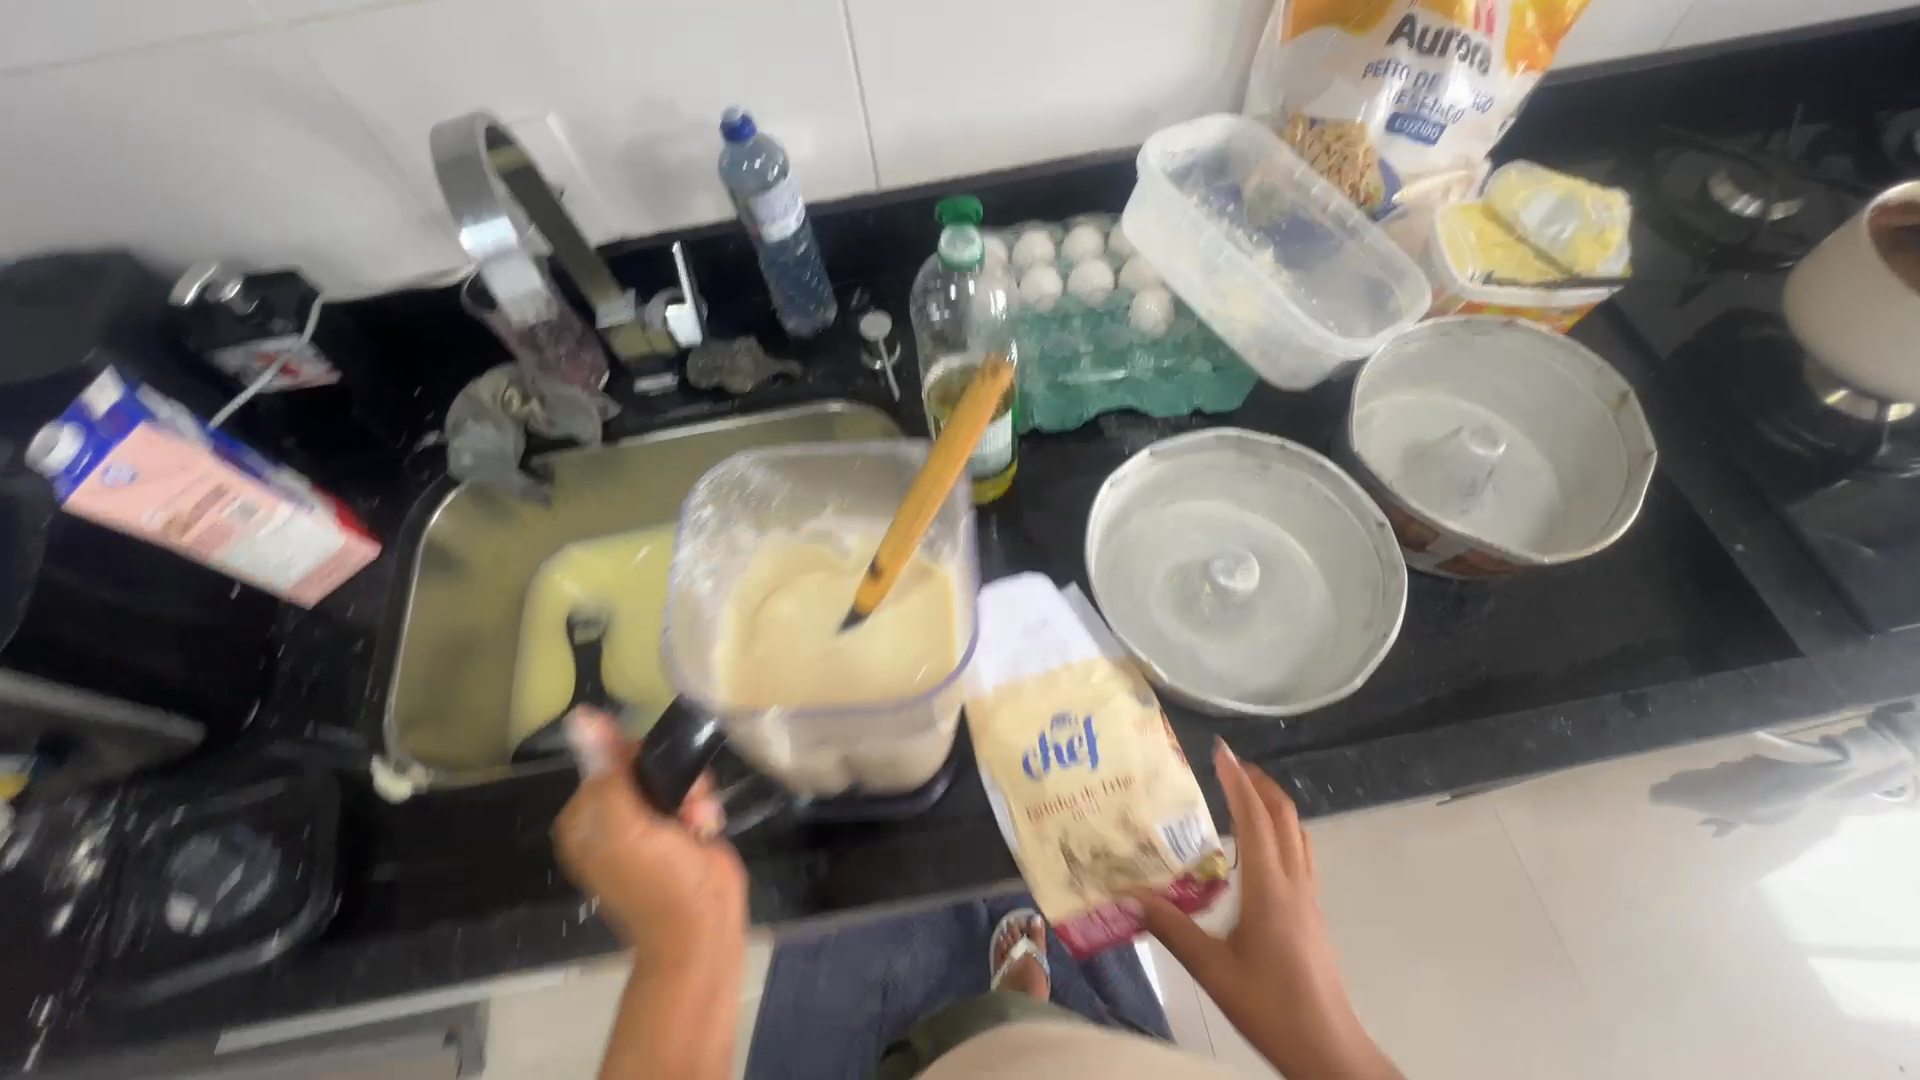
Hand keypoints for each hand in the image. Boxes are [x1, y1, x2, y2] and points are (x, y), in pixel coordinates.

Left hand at [552, 709, 747, 966]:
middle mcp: (611, 819)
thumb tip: (579, 715)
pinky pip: (693, 797)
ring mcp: (647, 828)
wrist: (702, 925)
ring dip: (694, 794)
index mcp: (584, 818)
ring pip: (674, 778)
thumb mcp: (626, 825)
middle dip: (670, 777)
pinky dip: (703, 809)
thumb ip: (607, 769)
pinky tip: (706, 827)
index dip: (636, 758)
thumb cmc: (659, 879)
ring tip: (698, 820)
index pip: (606, 759)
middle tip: (685, 801)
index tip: (657, 770)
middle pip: (644, 765)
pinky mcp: (679, 832)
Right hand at [1135, 740, 1401, 1079]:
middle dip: (1258, 783)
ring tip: (1244, 793)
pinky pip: (1299, 854)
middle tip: (1229, 763)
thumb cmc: (1270, 1006)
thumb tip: (1130, 895)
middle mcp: (1293, 882)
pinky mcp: (1312, 913)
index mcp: (1269, 887)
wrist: (1327, 1049)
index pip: (1254, 818)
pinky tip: (1258, 848)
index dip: (1237, 780)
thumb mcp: (1212, 970)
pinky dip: (1280, 831)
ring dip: (1273, 804)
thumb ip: (1171, 928)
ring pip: (1297, 833)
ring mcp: (1308, 898)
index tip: (1220, 750)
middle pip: (1284, 816)